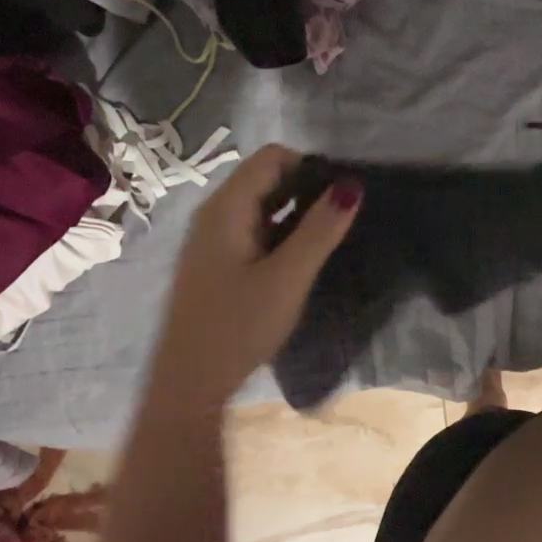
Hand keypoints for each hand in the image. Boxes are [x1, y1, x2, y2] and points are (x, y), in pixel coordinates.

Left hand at [151, 145, 360, 394]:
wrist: (188, 383)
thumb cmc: (238, 326)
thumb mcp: (288, 277)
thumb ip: (320, 230)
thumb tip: (352, 184)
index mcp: (226, 208)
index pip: (272, 158)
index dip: (310, 167)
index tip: (341, 197)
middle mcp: (214, 215)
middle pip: (265, 178)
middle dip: (306, 189)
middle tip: (340, 220)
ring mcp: (212, 240)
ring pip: (261, 206)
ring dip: (295, 213)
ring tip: (327, 240)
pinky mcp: (216, 264)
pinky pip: (254, 230)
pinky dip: (280, 234)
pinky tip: (299, 261)